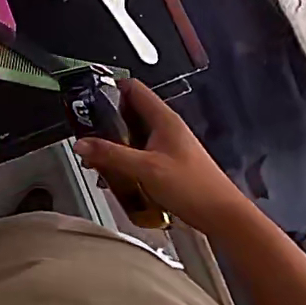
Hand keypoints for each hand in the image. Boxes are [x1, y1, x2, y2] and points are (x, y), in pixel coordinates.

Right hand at [74, 79, 252, 234]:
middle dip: (105, 123)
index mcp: (163, 118)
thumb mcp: (145, 168)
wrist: (222, 216)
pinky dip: (124, 160)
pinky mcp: (167, 163)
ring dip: (113, 145)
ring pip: (132, 135)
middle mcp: (165, 127)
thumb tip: (82, 144)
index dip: (109, 89)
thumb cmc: (193, 188)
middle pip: (129, 113)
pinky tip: (115, 176)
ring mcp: (167, 145)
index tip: (88, 100)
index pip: (132, 88)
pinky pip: (139, 154)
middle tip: (86, 134)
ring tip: (96, 159)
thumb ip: (111, 155)